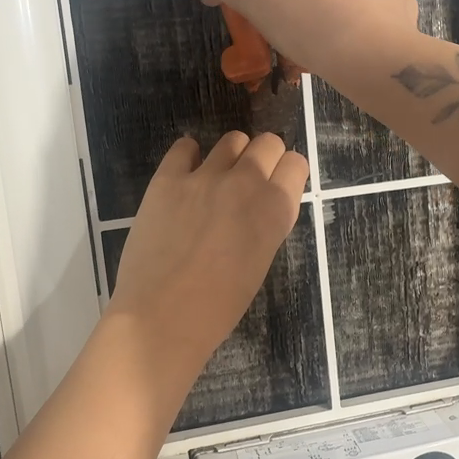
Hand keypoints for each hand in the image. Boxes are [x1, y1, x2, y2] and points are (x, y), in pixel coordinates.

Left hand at [105, 132, 308, 368]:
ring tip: (218, 178)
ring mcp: (204, 177)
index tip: (278, 184)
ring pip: (231, 140)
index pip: (296, 164)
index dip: (288, 172)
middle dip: (264, 156)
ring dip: (231, 155)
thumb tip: (258, 206)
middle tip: (249, 181)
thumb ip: (265, 225)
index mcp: (275, 210)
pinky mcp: (166, 179)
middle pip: (268, 143)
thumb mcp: (259, 263)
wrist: (162, 317)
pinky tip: (186, 172)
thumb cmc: (218, 306)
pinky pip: (184, 147)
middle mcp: (246, 183)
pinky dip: (189, 155)